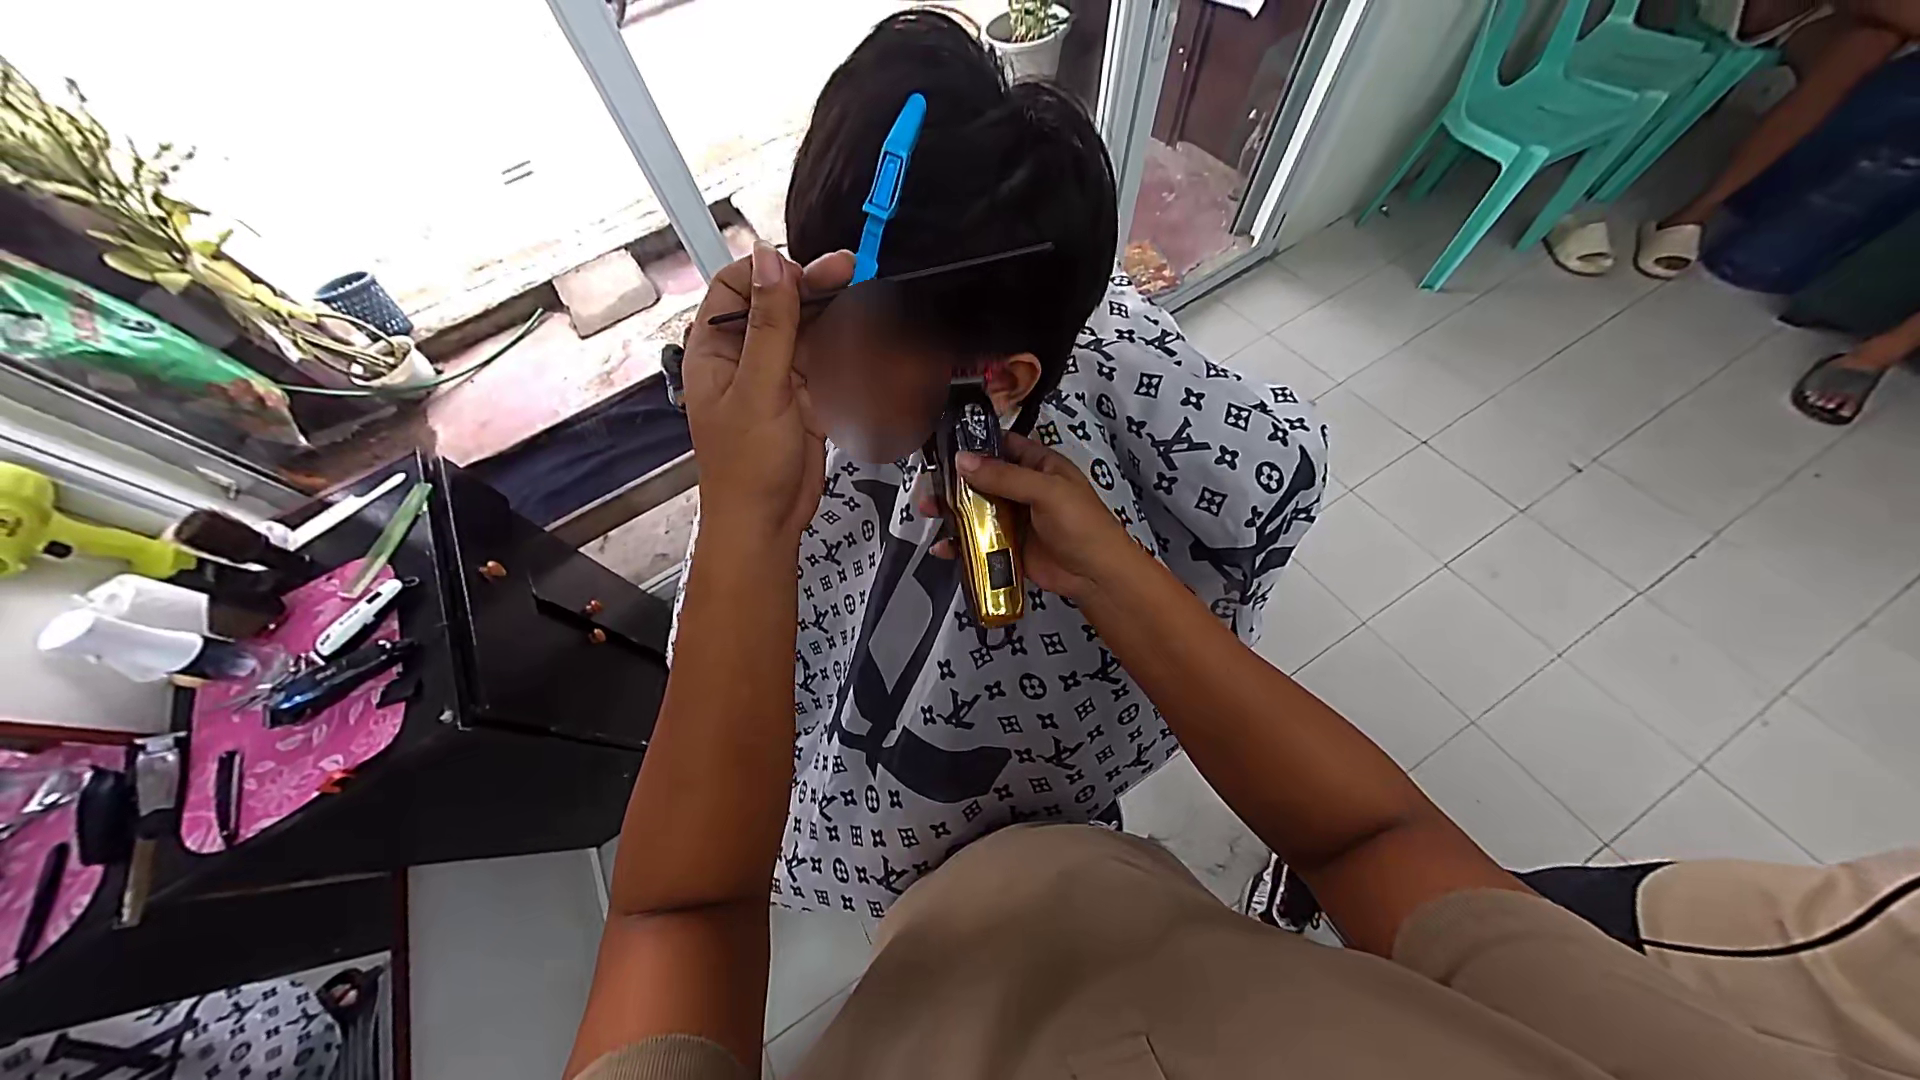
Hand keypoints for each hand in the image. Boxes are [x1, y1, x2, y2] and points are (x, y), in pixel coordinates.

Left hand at [682, 242, 853, 543]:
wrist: (767, 520)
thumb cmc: (744, 469)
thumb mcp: (758, 389)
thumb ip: (769, 325)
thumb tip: (768, 264)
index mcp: (714, 350)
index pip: (737, 287)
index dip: (772, 273)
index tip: (807, 271)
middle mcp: (744, 359)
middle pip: (780, 307)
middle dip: (814, 290)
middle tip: (850, 273)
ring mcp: (776, 379)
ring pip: (807, 333)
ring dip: (835, 319)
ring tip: (865, 306)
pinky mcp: (803, 399)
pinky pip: (825, 365)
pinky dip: (844, 354)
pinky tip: (863, 343)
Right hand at [920, 432, 1146, 600]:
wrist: (1096, 575)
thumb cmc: (1082, 525)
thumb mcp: (1046, 491)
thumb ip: (1005, 476)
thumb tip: (963, 461)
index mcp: (1039, 466)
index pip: (1003, 446)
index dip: (976, 444)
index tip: (945, 446)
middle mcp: (1024, 489)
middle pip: (982, 479)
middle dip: (955, 482)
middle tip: (929, 485)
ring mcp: (1014, 519)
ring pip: (976, 510)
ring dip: (952, 511)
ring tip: (928, 512)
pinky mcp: (1008, 546)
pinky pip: (978, 541)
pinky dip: (959, 544)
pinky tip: (944, 547)